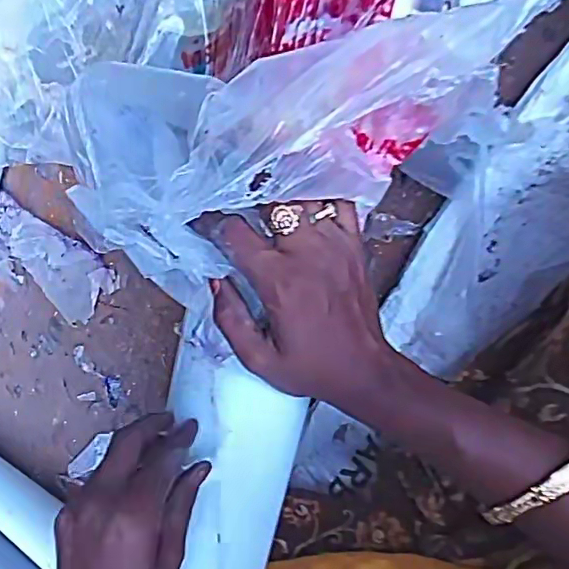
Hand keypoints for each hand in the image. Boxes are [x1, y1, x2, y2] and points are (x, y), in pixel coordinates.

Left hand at [53, 414, 210, 568]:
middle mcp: (99, 502)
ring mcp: (76, 506)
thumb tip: (196, 468)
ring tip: (157, 445)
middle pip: (125, 444)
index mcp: (132, 515)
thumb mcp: (171, 556)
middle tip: (172, 421)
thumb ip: (181, 505)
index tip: (191, 429)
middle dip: (150, 426)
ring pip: (107, 458)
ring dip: (132, 446)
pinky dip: (115, 470)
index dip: (178, 441)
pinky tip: (132, 476)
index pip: (159, 460)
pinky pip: (94, 480)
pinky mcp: (64, 514)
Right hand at [210, 200, 408, 410]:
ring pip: (305, 198)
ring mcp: (336, 245)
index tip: (205, 226)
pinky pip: (340, 204)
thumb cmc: (312, 367)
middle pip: (272, 203)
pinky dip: (321, 199)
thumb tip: (217, 282)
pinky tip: (307, 207)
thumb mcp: (258, 359)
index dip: (213, 224)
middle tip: (238, 209)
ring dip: (283, 199)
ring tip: (268, 206)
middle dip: (249, 201)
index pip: (235, 233)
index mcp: (279, 281)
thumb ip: (230, 319)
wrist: (363, 370)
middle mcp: (308, 254)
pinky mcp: (354, 246)